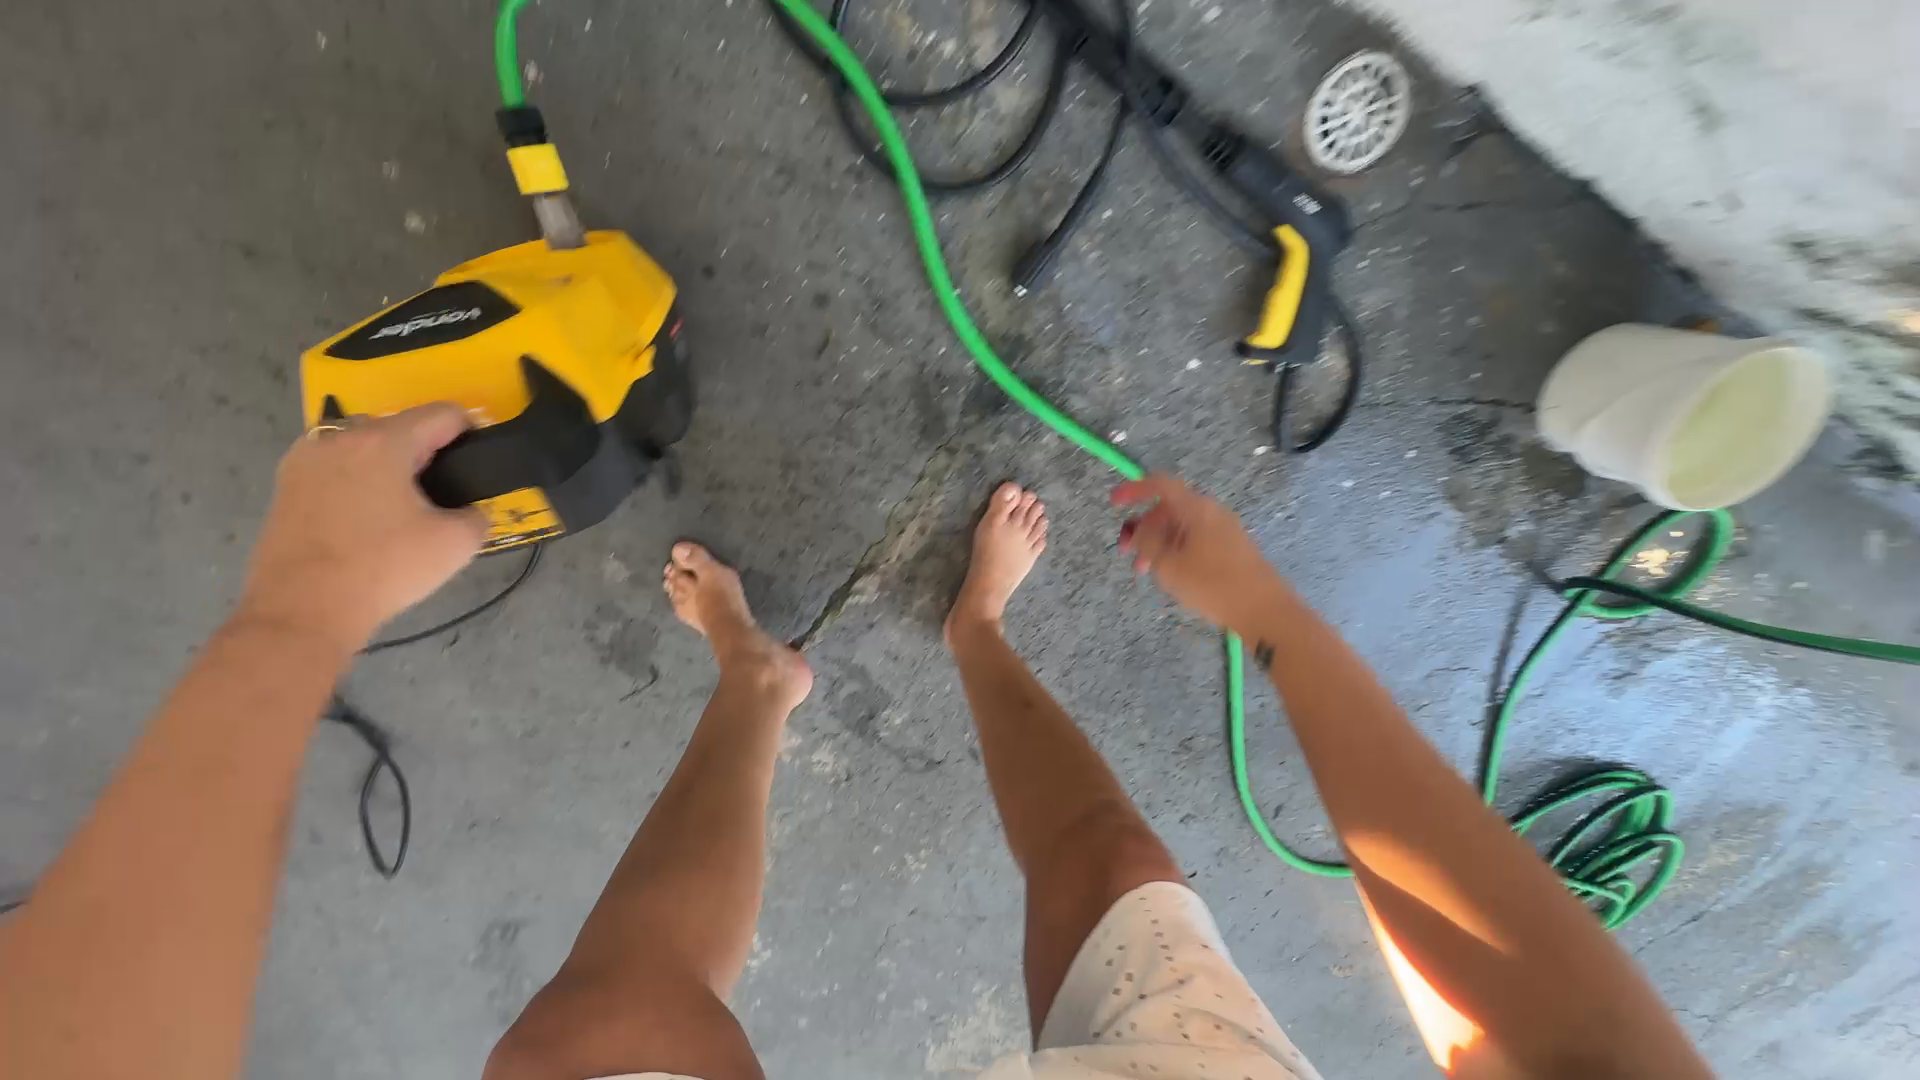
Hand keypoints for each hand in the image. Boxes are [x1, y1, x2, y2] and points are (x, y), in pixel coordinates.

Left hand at [235, 403, 486, 650]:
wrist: (303, 610)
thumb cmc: (385, 567)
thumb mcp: (457, 543)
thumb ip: (477, 513)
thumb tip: (467, 510)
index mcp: (383, 442)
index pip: (443, 414)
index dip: (473, 432)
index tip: (479, 464)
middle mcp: (339, 438)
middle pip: (401, 426)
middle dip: (428, 451)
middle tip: (444, 493)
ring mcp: (304, 459)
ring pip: (366, 446)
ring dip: (392, 464)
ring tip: (405, 506)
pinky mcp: (285, 485)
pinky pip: (338, 467)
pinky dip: (361, 480)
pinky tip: (370, 517)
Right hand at [1112, 472, 1287, 633]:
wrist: (1264, 609)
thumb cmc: (1213, 584)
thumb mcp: (1169, 565)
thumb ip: (1147, 542)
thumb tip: (1137, 528)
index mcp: (1196, 509)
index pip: (1160, 485)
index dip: (1134, 490)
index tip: (1114, 502)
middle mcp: (1210, 512)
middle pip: (1168, 508)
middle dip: (1143, 527)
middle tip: (1127, 553)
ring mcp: (1223, 530)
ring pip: (1180, 527)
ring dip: (1158, 543)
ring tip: (1146, 571)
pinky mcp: (1230, 548)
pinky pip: (1194, 540)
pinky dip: (1175, 550)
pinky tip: (1170, 575)